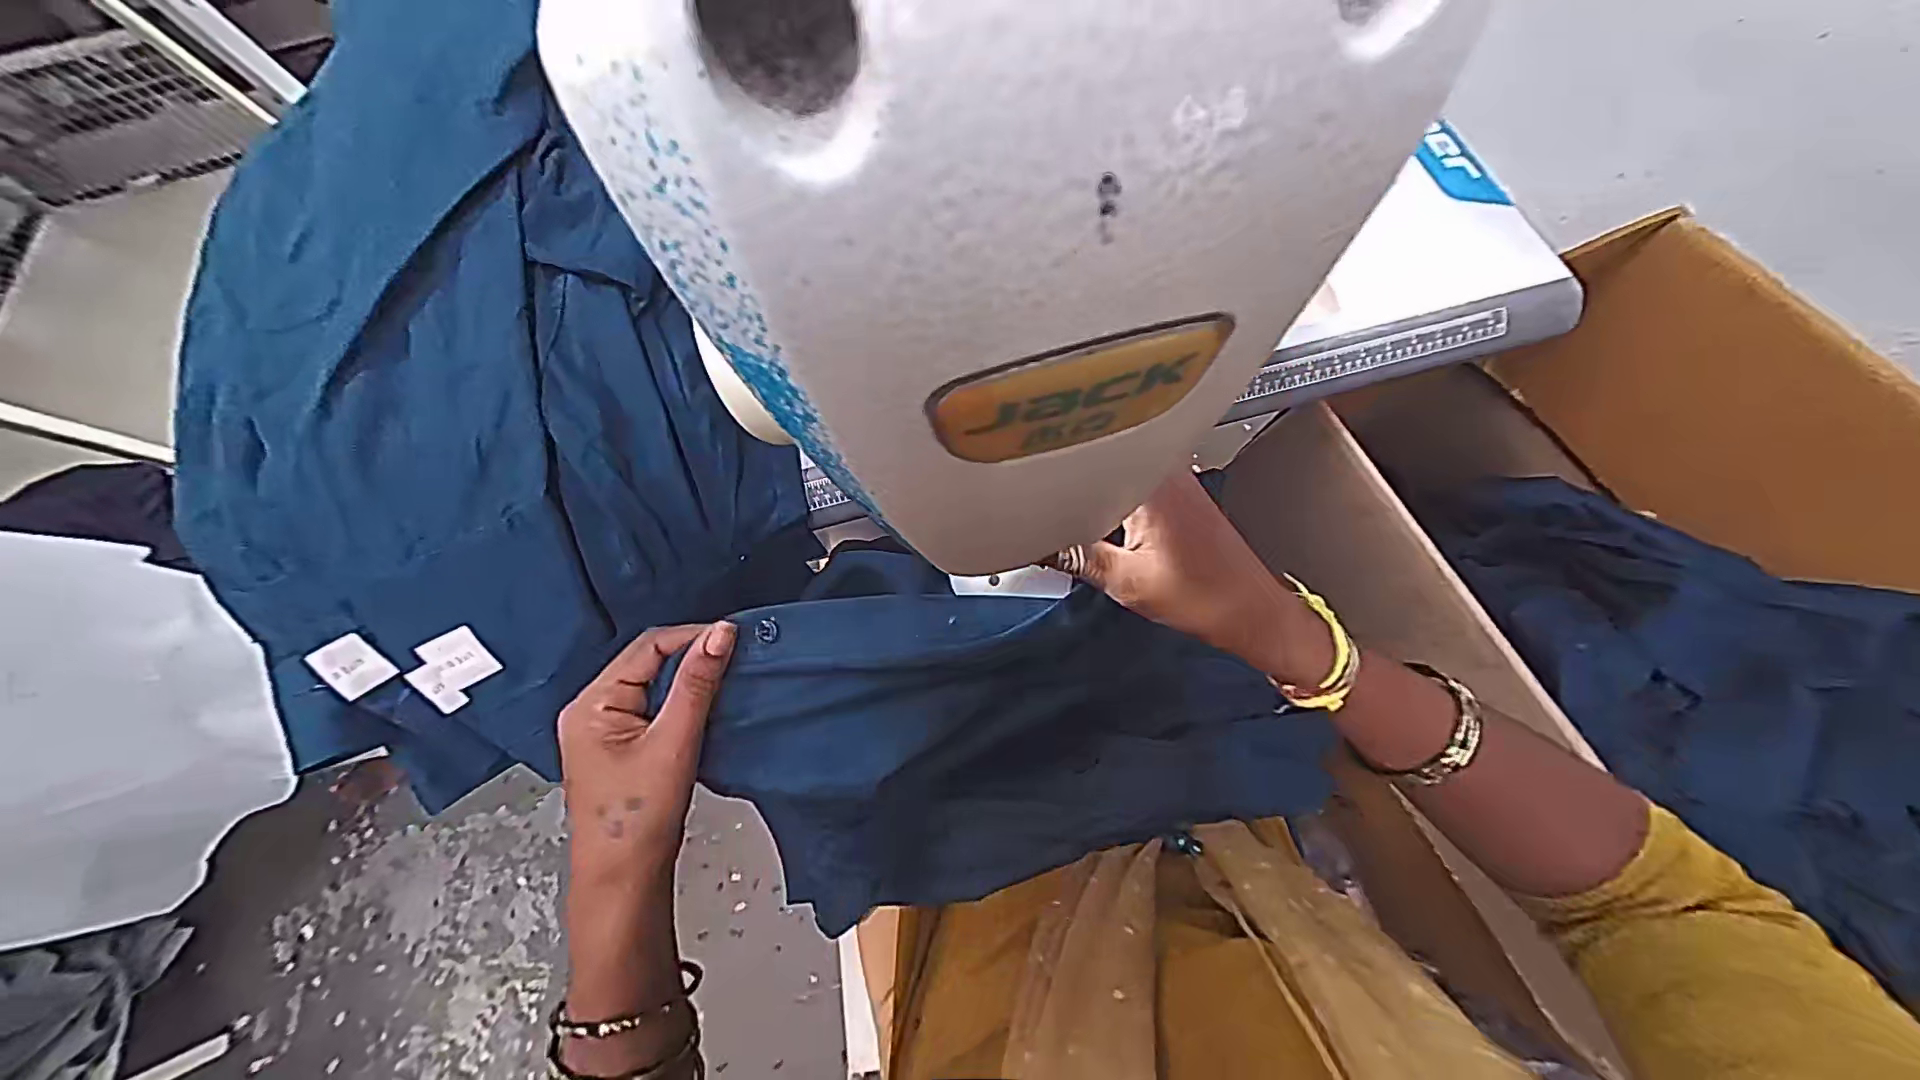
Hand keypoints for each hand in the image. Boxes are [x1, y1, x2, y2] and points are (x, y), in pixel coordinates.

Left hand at [558, 621, 736, 890]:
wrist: (625, 879)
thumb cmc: (637, 821)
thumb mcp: (674, 741)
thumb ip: (697, 683)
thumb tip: (719, 635)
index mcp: (591, 704)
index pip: (648, 647)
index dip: (692, 638)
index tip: (732, 638)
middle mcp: (591, 710)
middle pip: (650, 661)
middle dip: (693, 656)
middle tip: (734, 658)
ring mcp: (605, 729)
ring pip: (656, 682)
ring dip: (691, 679)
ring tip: (725, 679)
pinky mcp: (622, 744)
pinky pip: (657, 705)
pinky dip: (684, 700)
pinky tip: (707, 706)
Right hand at [1053, 470, 1333, 684]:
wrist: (1252, 611)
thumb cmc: (1206, 598)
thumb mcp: (1125, 581)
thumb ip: (1074, 556)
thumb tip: (1035, 542)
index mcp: (1152, 481)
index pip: (1087, 457)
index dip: (1051, 465)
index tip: (1024, 476)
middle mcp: (1165, 469)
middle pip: (1098, 458)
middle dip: (1063, 474)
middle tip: (1030, 488)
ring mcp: (1172, 479)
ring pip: (1113, 469)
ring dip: (1085, 486)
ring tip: (1053, 500)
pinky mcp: (1175, 495)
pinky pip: (1128, 482)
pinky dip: (1105, 496)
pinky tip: (1090, 514)